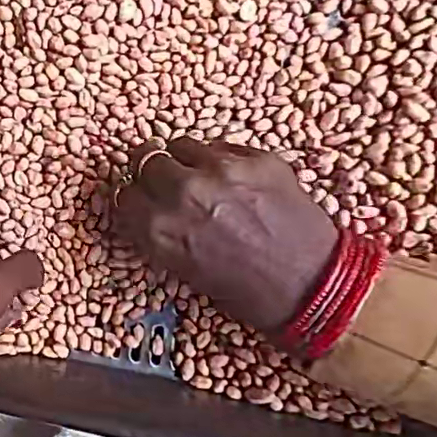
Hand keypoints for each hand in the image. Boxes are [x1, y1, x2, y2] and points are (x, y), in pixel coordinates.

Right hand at [112, 138, 337, 332]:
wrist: (311, 285)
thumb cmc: (246, 290)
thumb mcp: (184, 269)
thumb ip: (160, 234)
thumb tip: (149, 210)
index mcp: (159, 229)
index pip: (125, 195)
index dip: (133, 196)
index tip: (140, 197)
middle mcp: (182, 194)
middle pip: (146, 160)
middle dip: (152, 171)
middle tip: (163, 179)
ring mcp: (221, 171)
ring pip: (181, 145)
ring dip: (183, 160)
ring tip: (197, 175)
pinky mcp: (255, 158)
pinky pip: (221, 147)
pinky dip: (220, 160)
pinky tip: (232, 180)